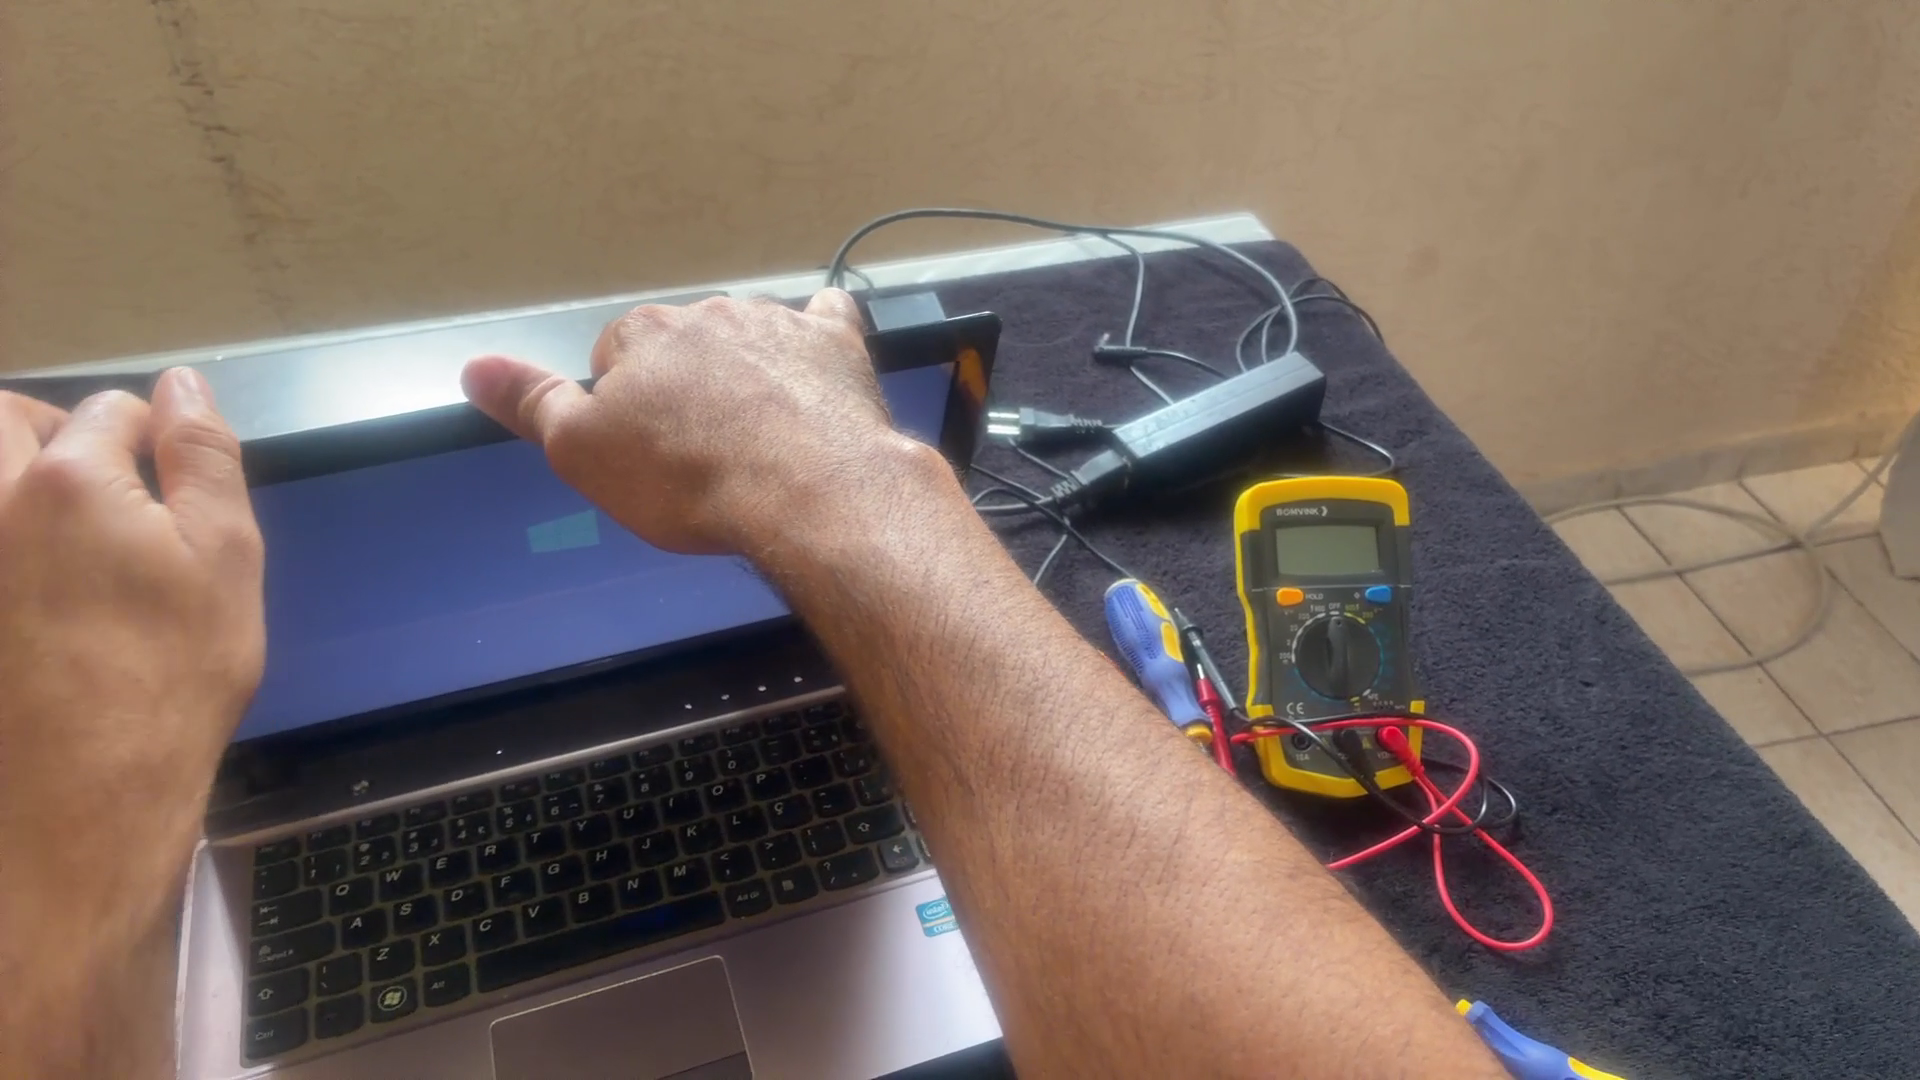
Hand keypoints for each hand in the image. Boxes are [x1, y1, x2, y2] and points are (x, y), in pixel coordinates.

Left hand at [0, 370, 264, 933]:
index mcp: (69, 483)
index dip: (155, 433)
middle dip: (57, 430)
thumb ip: (204, 461)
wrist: (85, 777)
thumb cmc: (182, 662)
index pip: (109, 412)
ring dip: (18, 471)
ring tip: (64, 520)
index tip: (180, 480)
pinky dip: (11, 527)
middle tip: (111, 485)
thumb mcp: (226, 556)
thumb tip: (185, 385)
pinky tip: (38, 568)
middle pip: (1, 420)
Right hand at [461, 290, 933, 553]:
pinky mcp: (836, 342)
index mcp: (643, 335)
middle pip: (688, 345)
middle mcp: (709, 313)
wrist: (802, 492)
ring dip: (752, 370)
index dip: (630, 403)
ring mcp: (778, 322)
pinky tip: (822, 353)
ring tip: (767, 431)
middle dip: (692, 386)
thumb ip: (533, 405)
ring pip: (752, 337)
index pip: (619, 355)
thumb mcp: (585, 455)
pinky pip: (828, 316)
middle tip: (709, 448)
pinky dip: (821, 333)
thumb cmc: (687, 482)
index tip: (651, 448)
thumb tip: (474, 366)